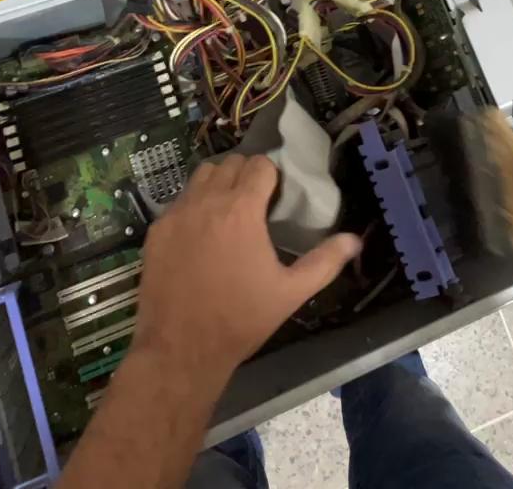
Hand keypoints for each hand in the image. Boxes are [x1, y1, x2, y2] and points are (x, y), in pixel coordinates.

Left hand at [131, 154, 361, 383]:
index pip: (259, 164)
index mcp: (241, 209)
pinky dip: (193, 206)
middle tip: (255, 203)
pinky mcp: (156, 230)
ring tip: (228, 212)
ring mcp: (177, 214)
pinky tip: (201, 235)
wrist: (181, 349)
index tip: (276, 196)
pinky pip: (179, 201)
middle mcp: (206, 201)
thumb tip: (355, 240)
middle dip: (246, 175)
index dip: (272, 176)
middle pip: (230, 163)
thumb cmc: (241, 319)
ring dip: (218, 183)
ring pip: (201, 176)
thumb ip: (324, 262)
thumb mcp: (290, 293)